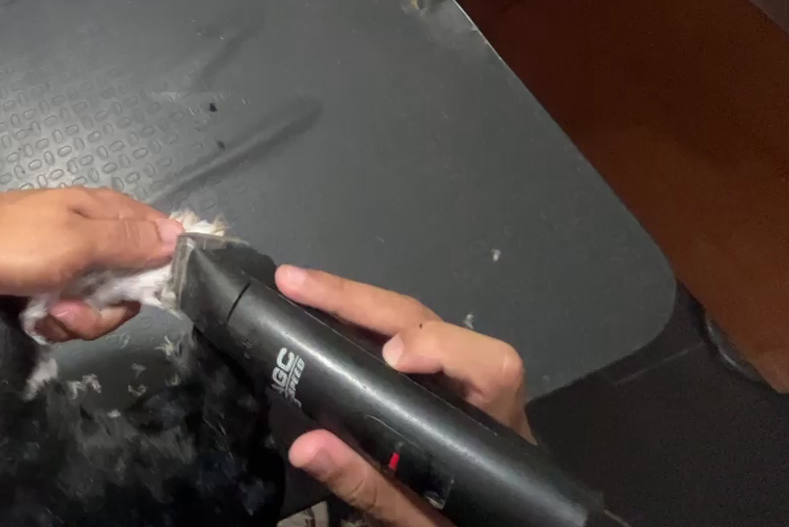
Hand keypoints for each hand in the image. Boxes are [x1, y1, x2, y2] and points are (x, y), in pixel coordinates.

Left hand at [0, 188, 180, 339]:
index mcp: (106, 211)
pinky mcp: (49, 277)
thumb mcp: (78, 242)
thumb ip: (129, 241)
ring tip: (49, 312)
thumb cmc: (17, 242)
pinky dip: (56, 318)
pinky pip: (71, 307)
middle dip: (105, 308)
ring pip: (99, 301)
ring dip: (77, 318)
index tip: (143, 294)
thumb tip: (180, 235)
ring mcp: (70, 256)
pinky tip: (36, 315)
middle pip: (129, 282)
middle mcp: (94, 231)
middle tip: (75, 309)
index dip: (159, 269)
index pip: (159, 236)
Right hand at [276, 266, 532, 526]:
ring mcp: (446, 368)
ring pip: (405, 314)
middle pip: (424, 319)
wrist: (483, 516)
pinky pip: (389, 327)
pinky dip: (351, 313)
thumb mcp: (418, 518)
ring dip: (349, 297)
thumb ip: (370, 485)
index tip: (390, 358)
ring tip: (295, 285)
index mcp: (493, 423)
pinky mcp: (420, 367)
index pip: (491, 367)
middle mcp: (472, 382)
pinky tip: (317, 307)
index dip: (441, 349)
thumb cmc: (460, 520)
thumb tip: (304, 447)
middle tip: (295, 284)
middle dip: (356, 299)